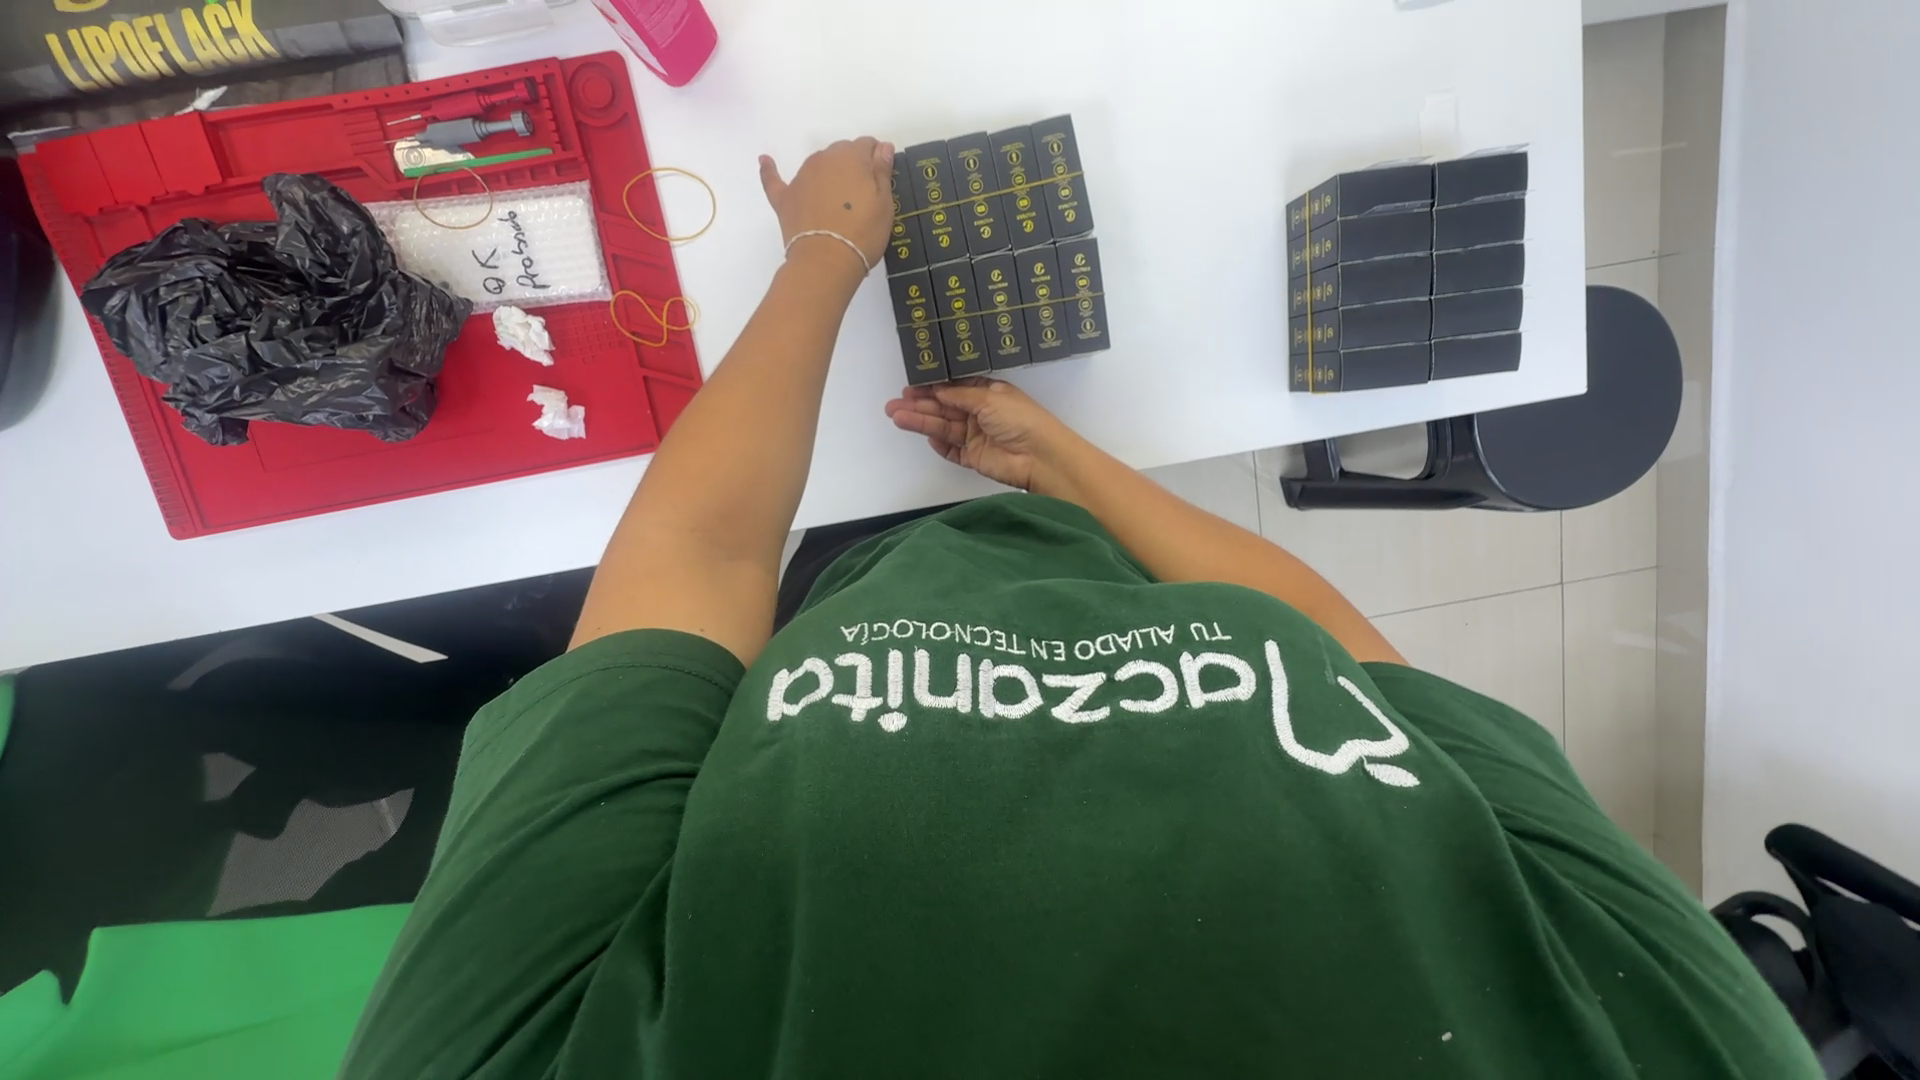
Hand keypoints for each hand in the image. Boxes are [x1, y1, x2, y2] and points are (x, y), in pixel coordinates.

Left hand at [759, 137, 895, 274]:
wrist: (826, 262)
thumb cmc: (862, 234)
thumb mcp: (884, 203)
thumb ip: (882, 171)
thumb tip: (882, 146)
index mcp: (852, 157)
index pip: (867, 145)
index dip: (877, 160)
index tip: (881, 179)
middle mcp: (824, 159)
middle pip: (841, 153)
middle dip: (853, 167)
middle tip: (862, 196)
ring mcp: (801, 177)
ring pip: (817, 164)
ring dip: (828, 174)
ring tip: (837, 200)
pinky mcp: (785, 197)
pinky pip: (774, 179)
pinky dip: (770, 170)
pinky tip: (765, 161)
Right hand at [883, 378, 1080, 492]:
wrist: (1039, 456)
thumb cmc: (1021, 420)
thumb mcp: (988, 398)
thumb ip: (959, 395)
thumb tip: (938, 390)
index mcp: (987, 394)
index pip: (954, 388)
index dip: (932, 387)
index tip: (911, 386)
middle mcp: (980, 414)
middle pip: (944, 408)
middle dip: (919, 405)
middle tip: (895, 404)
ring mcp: (976, 436)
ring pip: (943, 428)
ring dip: (921, 422)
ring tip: (897, 417)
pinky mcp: (975, 457)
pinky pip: (952, 451)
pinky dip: (940, 446)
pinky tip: (927, 439)